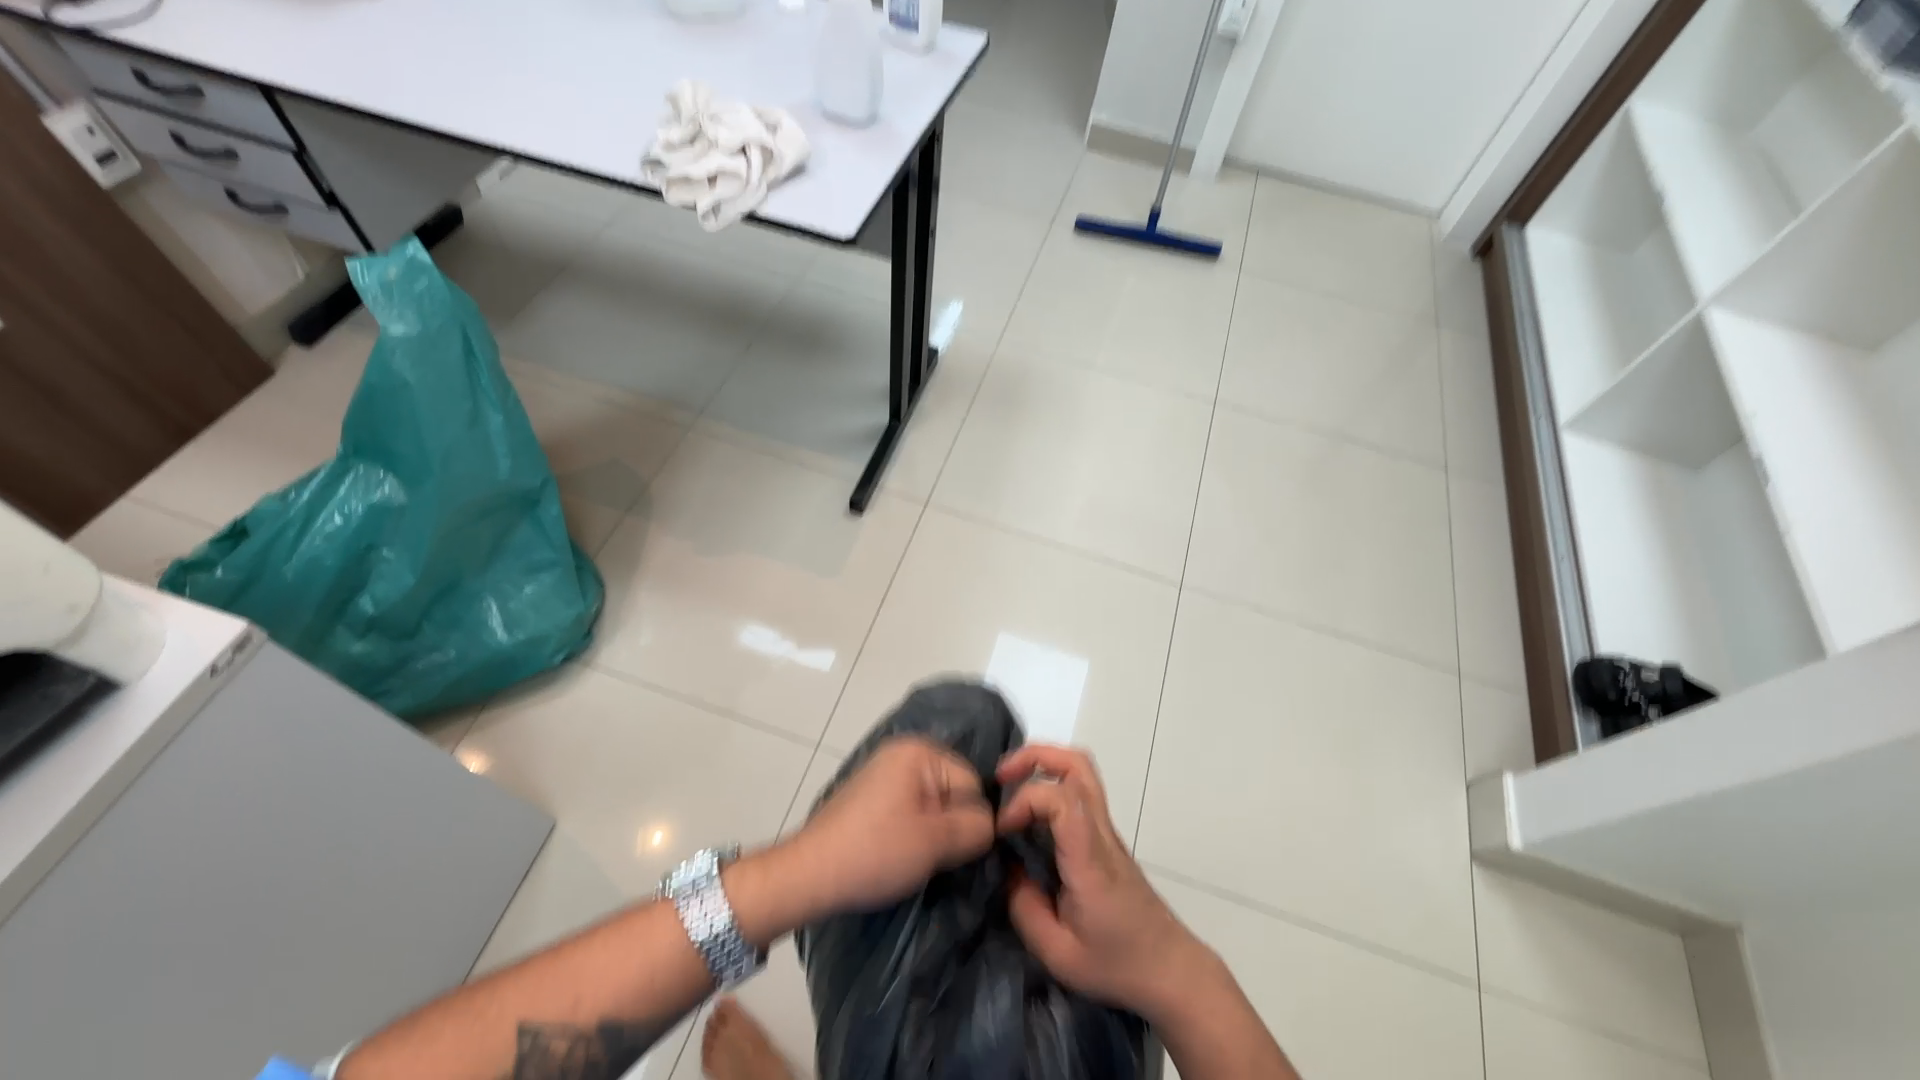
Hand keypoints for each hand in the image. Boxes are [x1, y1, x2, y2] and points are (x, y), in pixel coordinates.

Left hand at [788, 737, 996, 915]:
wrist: (809, 875)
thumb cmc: (875, 853)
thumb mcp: (938, 842)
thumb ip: (979, 828)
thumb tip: (995, 826)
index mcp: (920, 751)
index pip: (974, 784)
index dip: (971, 822)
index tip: (952, 850)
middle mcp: (902, 752)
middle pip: (954, 792)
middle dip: (951, 826)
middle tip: (934, 857)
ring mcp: (884, 774)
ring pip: (933, 806)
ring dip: (932, 833)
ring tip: (914, 859)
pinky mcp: (872, 797)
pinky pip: (911, 811)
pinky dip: (912, 833)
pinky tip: (899, 854)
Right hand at [997, 745, 1214, 1022]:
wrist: (1171, 970)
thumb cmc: (1118, 965)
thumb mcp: (1059, 954)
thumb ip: (1025, 910)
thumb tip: (1009, 872)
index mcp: (1090, 860)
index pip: (1063, 799)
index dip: (1024, 801)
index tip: (1003, 832)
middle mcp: (1101, 835)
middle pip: (1078, 764)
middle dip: (1034, 756)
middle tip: (1001, 777)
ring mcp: (1106, 834)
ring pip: (1081, 773)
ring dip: (1042, 768)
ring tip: (1009, 791)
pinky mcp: (1105, 841)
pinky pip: (1078, 796)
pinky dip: (1049, 790)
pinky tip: (1027, 819)